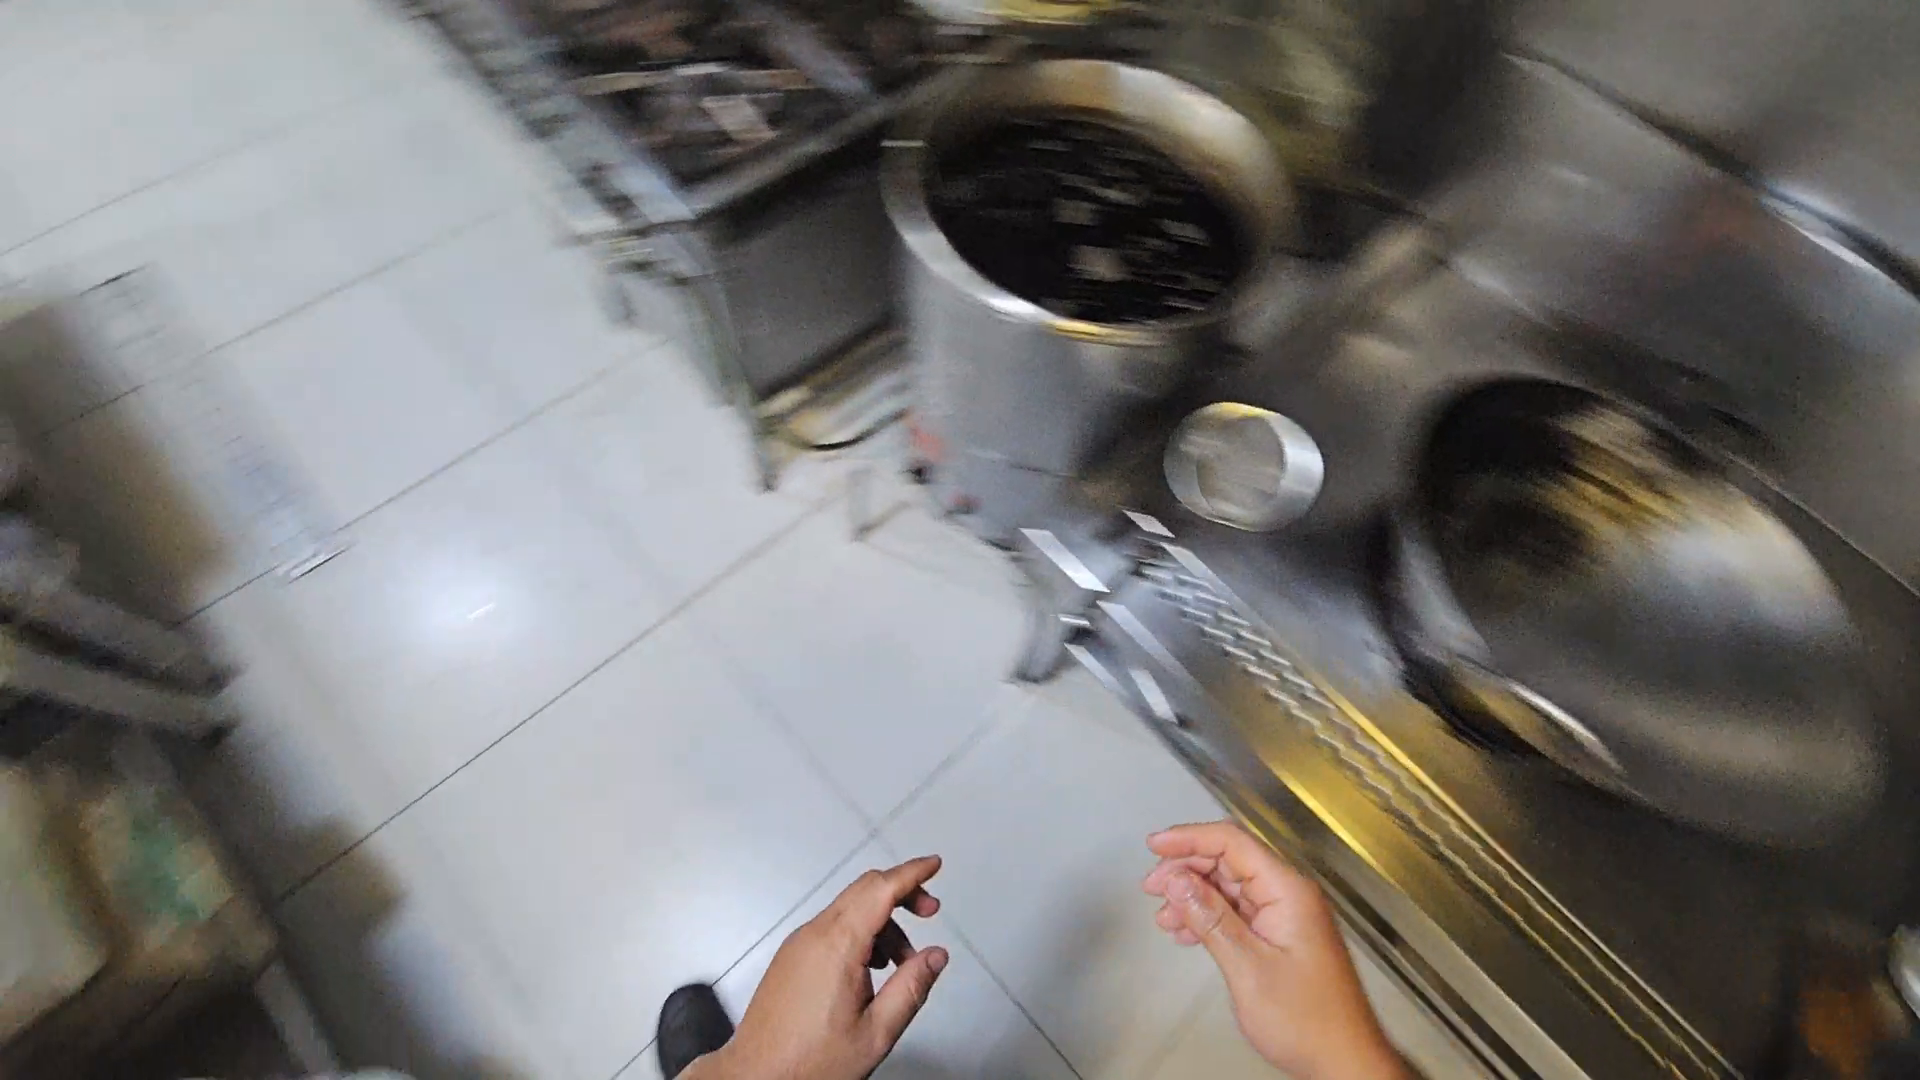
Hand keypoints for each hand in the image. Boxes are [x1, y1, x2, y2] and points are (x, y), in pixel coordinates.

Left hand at [689, 856, 948, 1079]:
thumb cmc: (810, 1064)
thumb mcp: (875, 1033)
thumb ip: (911, 989)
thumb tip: (937, 955)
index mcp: (839, 944)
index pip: (882, 888)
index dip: (912, 872)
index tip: (934, 864)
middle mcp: (816, 932)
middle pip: (866, 889)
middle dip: (902, 893)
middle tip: (930, 911)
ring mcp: (800, 941)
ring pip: (850, 908)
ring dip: (882, 921)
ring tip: (902, 963)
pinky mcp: (791, 955)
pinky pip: (833, 926)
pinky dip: (860, 932)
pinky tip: (871, 969)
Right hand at [1144, 822, 1410, 1079]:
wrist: (1347, 1066)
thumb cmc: (1307, 1022)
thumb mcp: (1248, 968)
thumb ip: (1210, 918)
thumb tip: (1176, 879)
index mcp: (1287, 890)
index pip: (1231, 842)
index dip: (1189, 838)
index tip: (1155, 845)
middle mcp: (1287, 893)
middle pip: (1226, 859)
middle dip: (1185, 868)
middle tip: (1152, 886)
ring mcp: (1283, 913)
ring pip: (1227, 884)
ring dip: (1191, 895)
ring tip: (1164, 915)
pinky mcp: (1278, 932)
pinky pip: (1235, 909)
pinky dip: (1206, 915)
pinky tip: (1186, 932)